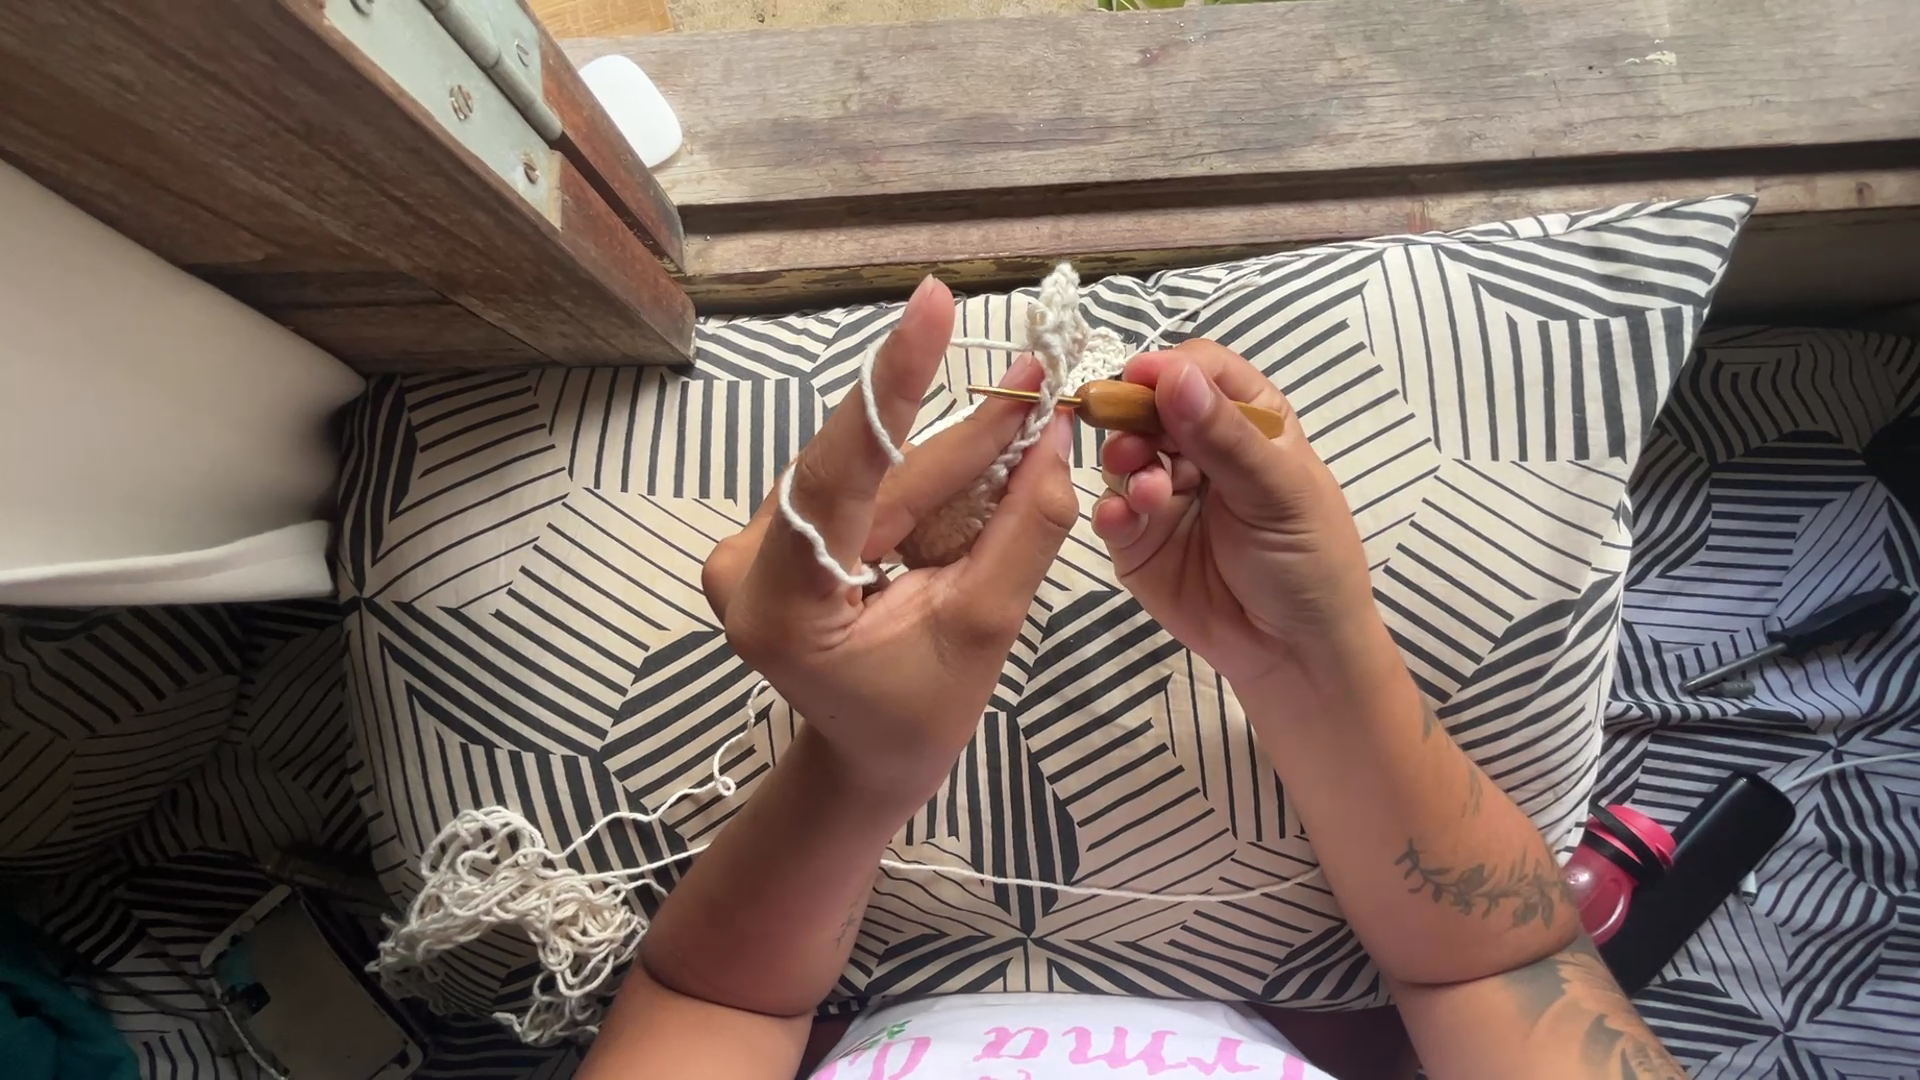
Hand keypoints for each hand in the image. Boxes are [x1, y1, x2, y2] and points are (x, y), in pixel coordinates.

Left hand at [702, 277, 1078, 804]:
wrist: (863, 758)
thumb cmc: (917, 719)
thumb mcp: (982, 631)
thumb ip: (1022, 533)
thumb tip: (1056, 442)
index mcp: (782, 603)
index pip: (841, 471)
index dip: (894, 382)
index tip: (932, 302)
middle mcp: (748, 561)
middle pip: (869, 472)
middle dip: (961, 435)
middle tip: (1033, 383)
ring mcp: (756, 546)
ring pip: (870, 474)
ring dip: (950, 453)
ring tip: (1023, 415)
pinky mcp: (780, 537)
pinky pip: (862, 489)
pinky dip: (923, 478)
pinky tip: (980, 453)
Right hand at [1090, 340, 1378, 689]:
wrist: (1292, 652)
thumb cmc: (1306, 560)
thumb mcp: (1277, 492)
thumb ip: (1224, 436)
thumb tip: (1170, 374)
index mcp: (1249, 425)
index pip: (1202, 373)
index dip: (1170, 370)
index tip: (1140, 378)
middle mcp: (1201, 451)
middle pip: (1150, 409)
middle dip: (1135, 419)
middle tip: (1131, 443)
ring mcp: (1165, 494)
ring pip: (1125, 457)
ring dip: (1127, 465)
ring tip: (1149, 494)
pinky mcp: (1137, 539)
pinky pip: (1112, 512)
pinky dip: (1112, 511)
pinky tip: (1125, 521)